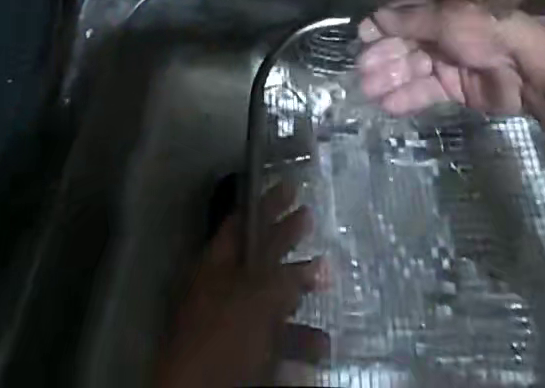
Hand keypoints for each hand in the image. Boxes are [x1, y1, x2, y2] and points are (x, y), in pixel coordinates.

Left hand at [151, 186, 326, 387]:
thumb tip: (313, 266)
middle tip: (309, 216)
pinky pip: (274, 341)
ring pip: (270, 300)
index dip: (267, 203)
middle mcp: (221, 291)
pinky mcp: (240, 359)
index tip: (291, 186)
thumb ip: (285, 276)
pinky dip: (297, 340)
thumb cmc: (223, 337)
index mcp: (216, 266)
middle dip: (286, 238)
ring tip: (328, 286)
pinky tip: (319, 345)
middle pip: (257, 255)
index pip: (242, 222)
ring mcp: (230, 326)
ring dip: (300, 295)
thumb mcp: (258, 296)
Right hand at [355, 0, 544, 116]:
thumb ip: (409, 21)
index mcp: (441, 9)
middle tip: (361, 70)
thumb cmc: (483, 31)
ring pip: (411, 69)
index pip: (404, 15)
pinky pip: (425, 91)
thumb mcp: (445, 18)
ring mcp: (448, 61)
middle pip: (404, 44)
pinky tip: (386, 105)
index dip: (382, 26)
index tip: (361, 38)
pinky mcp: (454, 88)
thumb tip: (375, 17)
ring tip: (367, 91)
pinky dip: (406, 97)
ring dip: (389, 78)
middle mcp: (441, 33)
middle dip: (383, 56)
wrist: (524, 67)